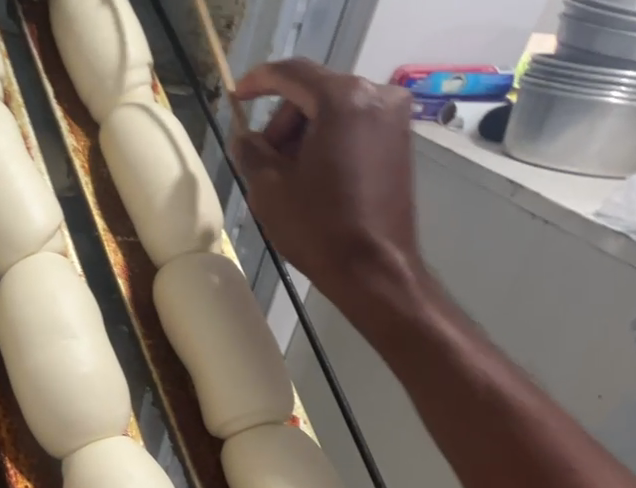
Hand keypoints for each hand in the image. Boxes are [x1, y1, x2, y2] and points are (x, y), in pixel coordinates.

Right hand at [231, 59, 426, 306]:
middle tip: (262, 162)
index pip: (292, 74)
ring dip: (304, 135)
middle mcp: (375, 96)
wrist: (372, 266)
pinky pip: (353, 127)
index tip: (236, 97)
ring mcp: (393, 118)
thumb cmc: (317, 227)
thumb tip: (245, 139)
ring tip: (287, 177)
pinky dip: (327, 142)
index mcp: (342, 100)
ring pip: (334, 111)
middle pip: (314, 93)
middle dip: (283, 122)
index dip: (258, 82)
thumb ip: (252, 152)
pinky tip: (312, 178)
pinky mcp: (399, 142)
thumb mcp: (269, 189)